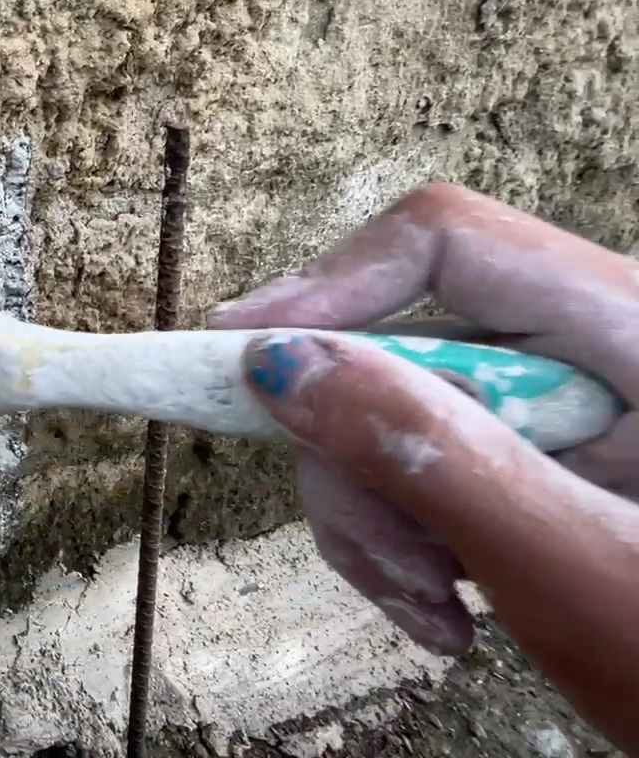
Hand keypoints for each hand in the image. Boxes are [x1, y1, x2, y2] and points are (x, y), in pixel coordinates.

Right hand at [211, 183, 638, 751]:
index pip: (452, 245)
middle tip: (369, 542)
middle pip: (401, 347)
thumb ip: (430, 453)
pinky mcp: (544, 456)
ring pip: (388, 409)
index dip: (330, 284)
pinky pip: (415, 458)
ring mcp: (575, 411)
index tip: (243, 354)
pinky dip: (396, 526)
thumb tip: (274, 362)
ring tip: (426, 600)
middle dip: (352, 449)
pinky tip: (445, 601)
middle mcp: (609, 354)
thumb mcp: (583, 575)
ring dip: (368, 505)